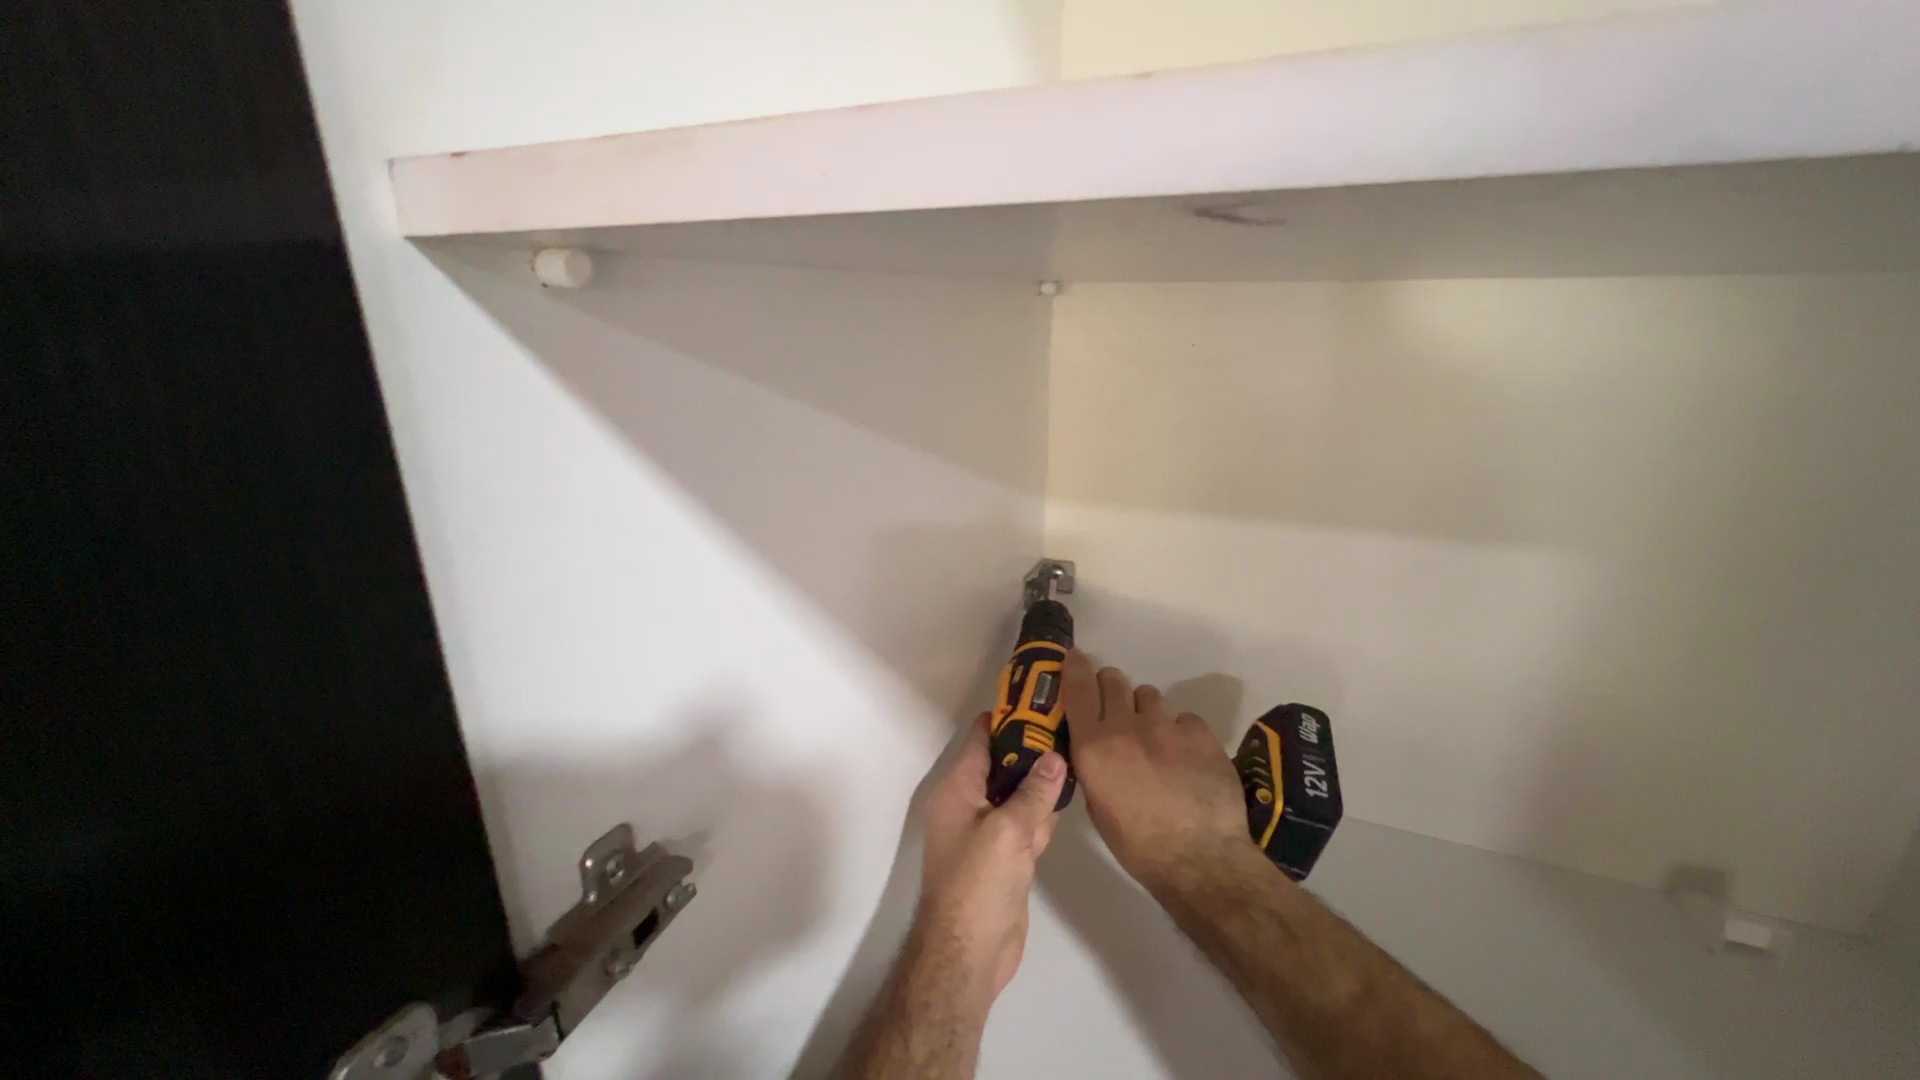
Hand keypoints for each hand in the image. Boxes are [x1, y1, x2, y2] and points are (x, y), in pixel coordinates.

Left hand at [917, 712, 1067, 1001]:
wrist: (971, 953)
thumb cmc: (979, 883)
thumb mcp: (1009, 831)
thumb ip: (1034, 792)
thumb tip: (1056, 756)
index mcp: (958, 791)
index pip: (980, 740)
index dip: (1007, 717)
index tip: (1039, 698)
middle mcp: (969, 805)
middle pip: (1003, 766)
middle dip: (1033, 748)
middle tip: (1070, 723)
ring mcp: (987, 833)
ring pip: (1018, 795)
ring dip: (1041, 782)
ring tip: (1076, 748)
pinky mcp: (1004, 858)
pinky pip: (1025, 824)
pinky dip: (1042, 814)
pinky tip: (1067, 797)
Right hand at [1062, 651, 1254, 893]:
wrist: (1200, 858)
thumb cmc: (1138, 845)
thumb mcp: (1097, 806)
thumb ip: (1093, 766)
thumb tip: (1096, 749)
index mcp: (1093, 746)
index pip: (1077, 688)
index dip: (1073, 667)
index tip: (1074, 657)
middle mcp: (1125, 726)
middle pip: (1113, 680)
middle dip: (1110, 686)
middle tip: (1114, 706)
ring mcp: (1166, 726)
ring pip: (1149, 696)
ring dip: (1145, 710)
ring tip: (1154, 739)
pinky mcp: (1200, 733)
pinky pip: (1184, 718)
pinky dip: (1180, 732)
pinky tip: (1186, 758)